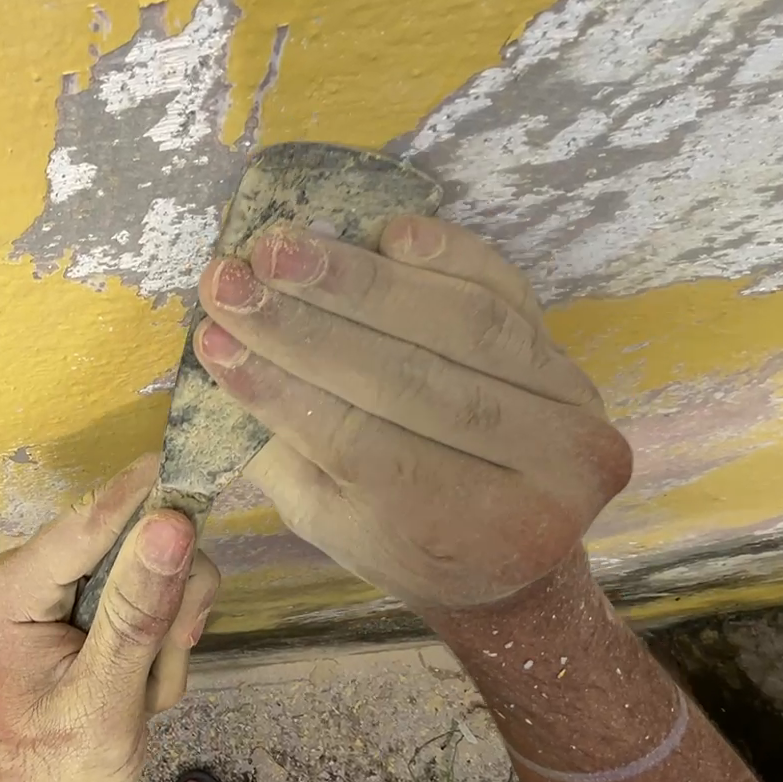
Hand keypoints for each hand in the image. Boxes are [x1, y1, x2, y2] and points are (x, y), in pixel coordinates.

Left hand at [0, 454, 220, 781]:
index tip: (193, 457)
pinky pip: (140, 594)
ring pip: (144, 567)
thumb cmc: (55, 774)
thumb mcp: (104, 700)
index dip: (144, 492)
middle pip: (125, 541)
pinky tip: (139, 685)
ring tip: (144, 691)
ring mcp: (54, 588)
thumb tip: (171, 522)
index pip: (88, 522)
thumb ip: (138, 611)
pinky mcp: (78, 605)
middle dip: (163, 600)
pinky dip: (156, 638)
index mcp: (11, 588)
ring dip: (163, 630)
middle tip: (167, 662)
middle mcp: (27, 573)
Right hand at [193, 216, 630, 609]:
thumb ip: (280, 442)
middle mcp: (536, 473)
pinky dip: (444, 253)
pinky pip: (505, 288)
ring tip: (279, 248)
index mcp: (454, 531)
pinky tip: (382, 231)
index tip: (212, 339)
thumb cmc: (393, 538)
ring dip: (356, 279)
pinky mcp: (570, 354)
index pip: (355, 441)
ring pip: (459, 324)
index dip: (278, 386)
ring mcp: (569, 407)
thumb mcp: (321, 516)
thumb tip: (226, 352)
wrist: (507, 550)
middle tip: (231, 282)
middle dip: (303, 324)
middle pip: (406, 377)